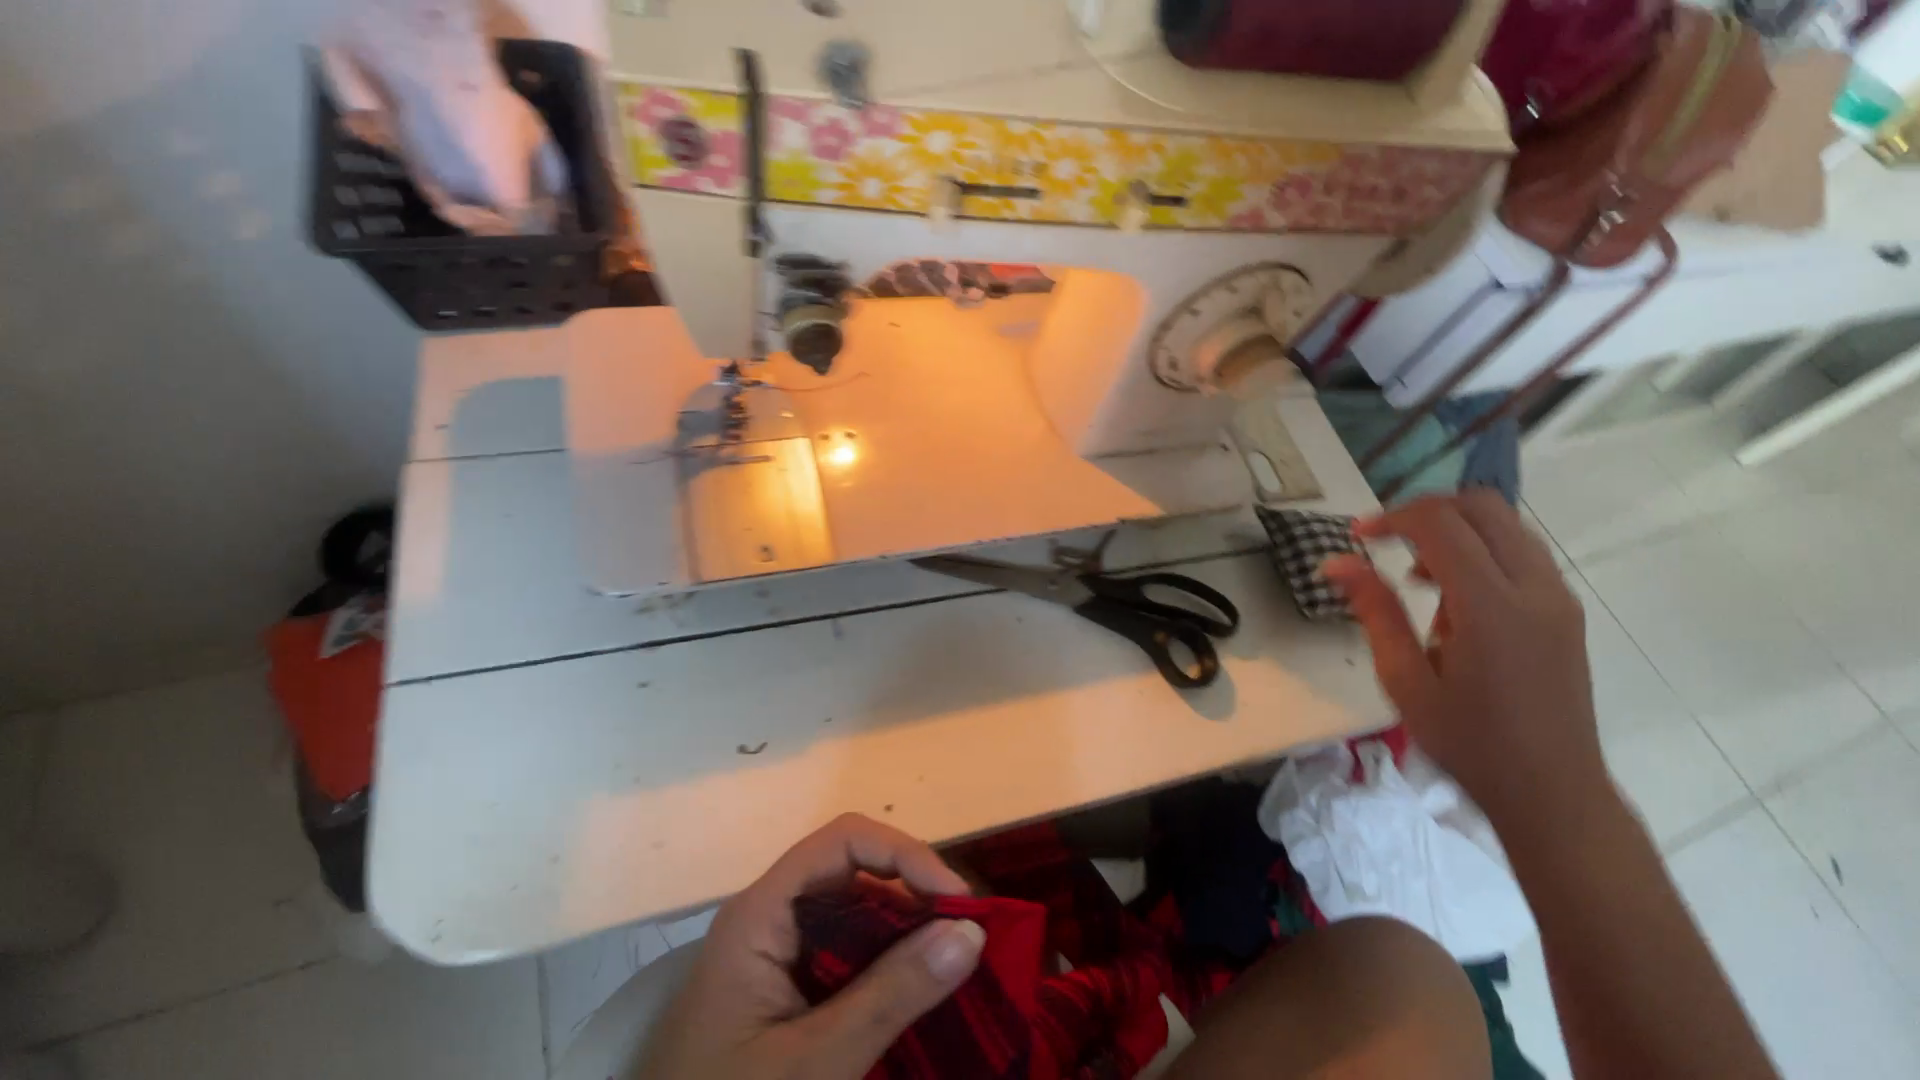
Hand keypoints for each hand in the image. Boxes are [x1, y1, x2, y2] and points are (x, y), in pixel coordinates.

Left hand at [637, 813, 985, 1079]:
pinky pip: (847, 952)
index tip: (957, 902)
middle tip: (970, 936)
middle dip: (915, 891)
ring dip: (907, 927)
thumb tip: (971, 929)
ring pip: (855, 910)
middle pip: (853, 869)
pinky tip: (921, 989)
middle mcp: (770, 918)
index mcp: (761, 914)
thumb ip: (890, 996)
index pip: (843, 840)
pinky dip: (889, 961)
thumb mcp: (814, 1063)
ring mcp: (777, 953)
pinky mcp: (787, 988)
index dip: (905, 854)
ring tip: (957, 961)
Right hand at [1321, 493, 1607, 823]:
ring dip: (1457, 531)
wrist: (1551, 789)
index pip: (1441, 524)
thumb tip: (1336, 562)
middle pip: (1482, 506)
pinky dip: (1483, 551)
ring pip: (1507, 525)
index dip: (1393, 517)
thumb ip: (1374, 611)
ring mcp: (1558, 596)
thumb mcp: (1405, 680)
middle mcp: (1534, 587)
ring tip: (1417, 575)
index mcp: (1490, 606)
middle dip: (1427, 511)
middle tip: (1387, 541)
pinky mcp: (1565, 610)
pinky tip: (1454, 596)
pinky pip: (1523, 552)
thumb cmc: (1468, 741)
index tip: (1357, 536)